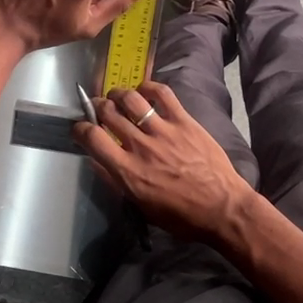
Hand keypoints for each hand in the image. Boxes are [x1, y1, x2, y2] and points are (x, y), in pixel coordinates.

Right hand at [75, 83, 256, 241]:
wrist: (222, 208)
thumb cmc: (181, 216)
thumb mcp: (141, 207)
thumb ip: (116, 182)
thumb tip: (96, 161)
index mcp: (128, 172)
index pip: (93, 139)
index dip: (80, 128)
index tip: (80, 127)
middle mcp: (141, 147)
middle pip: (108, 113)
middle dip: (97, 106)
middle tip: (98, 108)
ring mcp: (163, 130)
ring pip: (130, 99)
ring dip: (118, 94)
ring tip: (117, 96)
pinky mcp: (183, 120)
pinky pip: (162, 93)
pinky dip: (148, 86)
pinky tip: (143, 90)